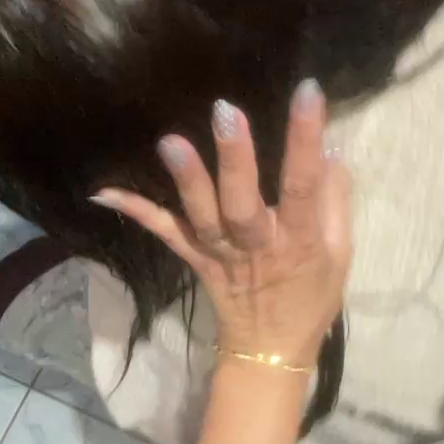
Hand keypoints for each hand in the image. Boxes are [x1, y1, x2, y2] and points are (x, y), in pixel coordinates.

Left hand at [94, 79, 352, 369]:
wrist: (271, 351)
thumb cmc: (311, 297)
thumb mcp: (340, 255)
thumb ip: (336, 204)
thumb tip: (331, 153)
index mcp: (298, 240)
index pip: (303, 186)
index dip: (306, 139)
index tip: (307, 92)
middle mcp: (257, 246)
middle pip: (242, 204)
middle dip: (235, 159)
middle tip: (226, 112)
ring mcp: (220, 255)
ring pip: (201, 219)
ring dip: (186, 181)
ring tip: (170, 142)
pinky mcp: (194, 260)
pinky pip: (165, 234)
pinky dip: (136, 212)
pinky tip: (104, 192)